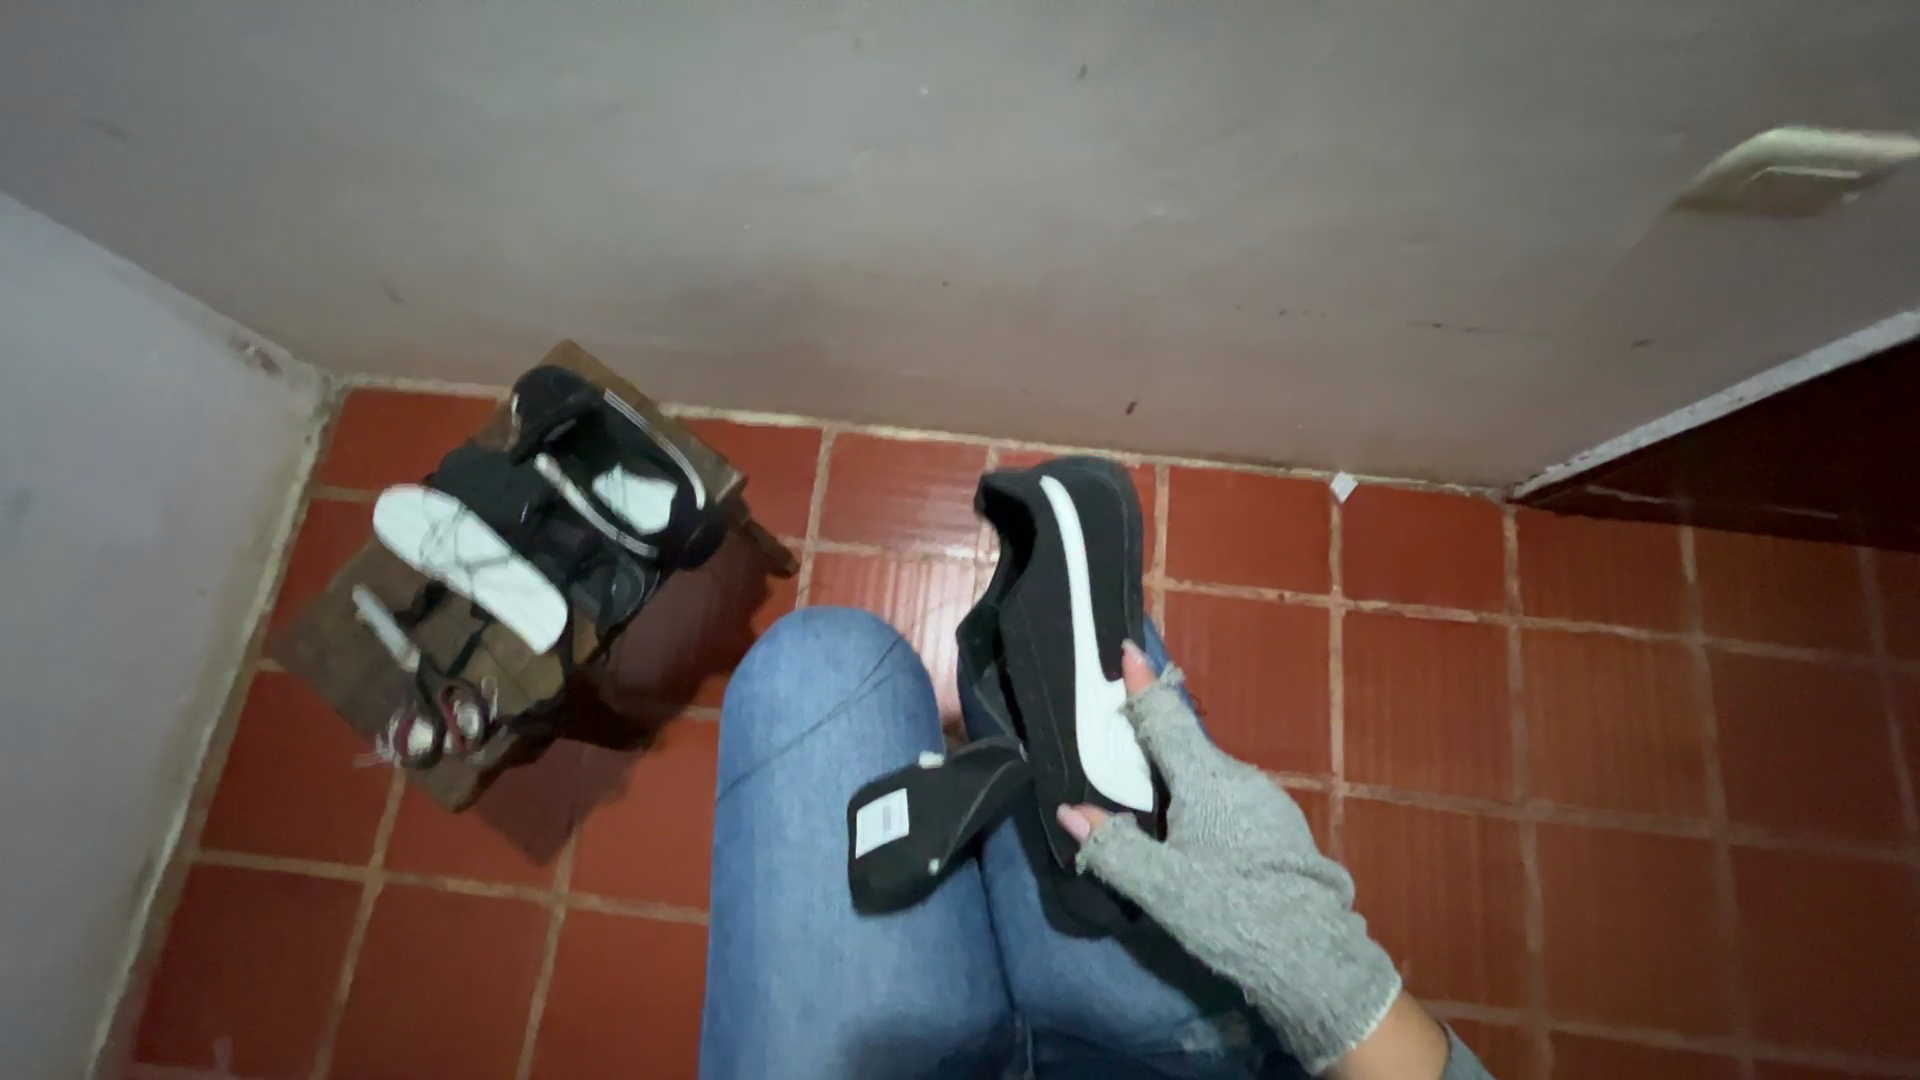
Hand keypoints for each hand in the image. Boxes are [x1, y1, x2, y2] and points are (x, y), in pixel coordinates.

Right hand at [1056, 642, 1445, 1076]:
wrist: (1316, 962)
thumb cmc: (1229, 914)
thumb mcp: (1161, 887)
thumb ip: (1113, 846)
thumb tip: (1069, 810)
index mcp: (1205, 780)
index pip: (1166, 718)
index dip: (1143, 684)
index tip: (1128, 649)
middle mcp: (1238, 776)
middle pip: (1185, 744)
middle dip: (1155, 737)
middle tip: (1122, 745)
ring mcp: (1265, 798)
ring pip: (1208, 772)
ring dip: (1180, 775)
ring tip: (1157, 808)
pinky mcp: (1280, 823)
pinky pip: (1229, 793)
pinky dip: (1204, 796)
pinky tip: (1198, 835)